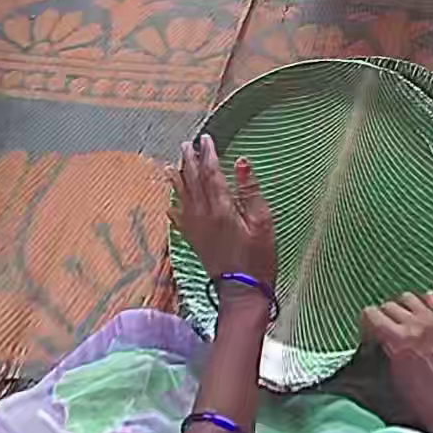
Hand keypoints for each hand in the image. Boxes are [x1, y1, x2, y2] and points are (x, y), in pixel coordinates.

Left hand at [168, 134, 276, 289]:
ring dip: (178, 178)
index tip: (206, 139)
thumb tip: (241, 162)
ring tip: (172, 164)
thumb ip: (250, 191)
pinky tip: (169, 202)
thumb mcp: (262, 222)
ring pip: (183, 197)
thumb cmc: (258, 258)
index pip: (211, 174)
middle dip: (189, 161)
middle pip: (193, 182)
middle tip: (186, 144)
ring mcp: (196, 229)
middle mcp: (203, 216)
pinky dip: (174, 206)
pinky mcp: (194, 241)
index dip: (208, 155)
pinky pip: (179, 219)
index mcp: (221, 208)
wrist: (242, 293)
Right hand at [361, 292, 432, 432]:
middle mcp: (414, 323)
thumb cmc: (426, 406)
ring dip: (402, 308)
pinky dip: (423, 304)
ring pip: (408, 297)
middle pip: (388, 305)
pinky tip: (422, 318)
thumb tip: (367, 351)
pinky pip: (431, 299)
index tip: (369, 338)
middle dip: (382, 317)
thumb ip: (378, 361)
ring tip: (403, 323)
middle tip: (385, 334)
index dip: (366, 325)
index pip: (370, 313)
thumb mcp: (393, 386)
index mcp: (397, 340)